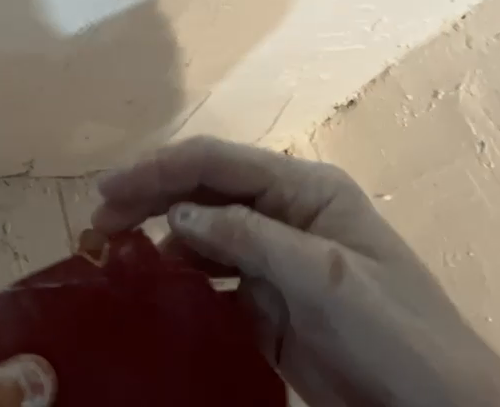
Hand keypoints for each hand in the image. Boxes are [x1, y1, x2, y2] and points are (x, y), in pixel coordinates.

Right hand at [95, 137, 499, 406]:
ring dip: (159, 239)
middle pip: (202, 190)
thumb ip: (251, 238)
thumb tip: (177, 213)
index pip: (217, 162)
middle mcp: (283, 214)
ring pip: (201, 233)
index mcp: (304, 190)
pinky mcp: (267, 305)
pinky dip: (179, 281)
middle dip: (149, 197)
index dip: (159, 168)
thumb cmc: (401, 338)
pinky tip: (151, 291)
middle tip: (98, 222)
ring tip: (113, 255)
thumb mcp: (329, 280)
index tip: (108, 189)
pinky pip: (211, 281)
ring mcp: (275, 260)